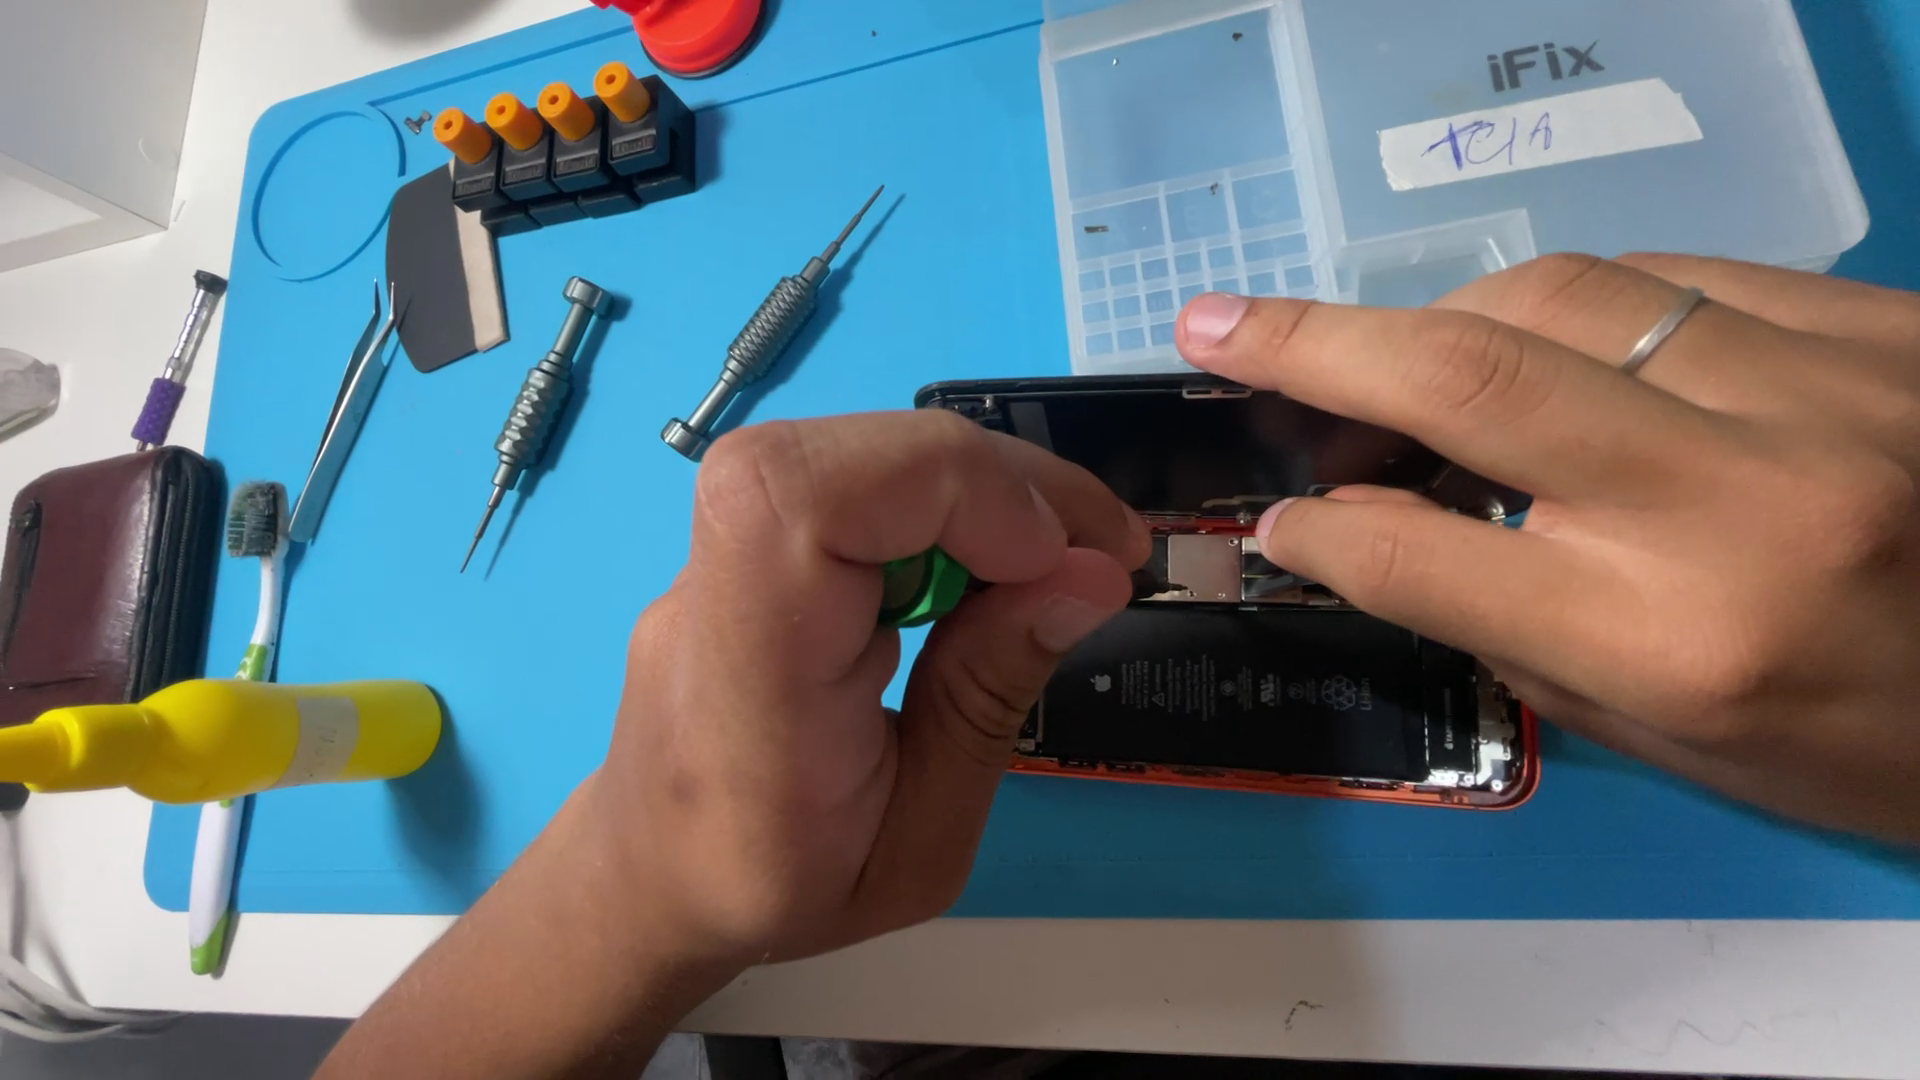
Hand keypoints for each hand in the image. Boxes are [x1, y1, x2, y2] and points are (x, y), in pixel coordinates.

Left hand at [320, 413, 1142, 1079]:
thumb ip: (990, 699)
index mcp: (744, 690)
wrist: (651, 875)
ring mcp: (717, 555)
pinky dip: (945, 498)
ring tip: (1062, 551)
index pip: (801, 505)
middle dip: (997, 479)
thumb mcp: (923, 840)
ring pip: (852, 451)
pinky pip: (852, 481)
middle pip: (836, 456)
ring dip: (981, 484)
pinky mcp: (745, 542)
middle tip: (1102, 543)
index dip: (947, 488)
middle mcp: (711, 595)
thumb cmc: (784, 885)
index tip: (1057, 558)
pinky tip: (989, 553)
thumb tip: (1090, 574)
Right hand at [1177, 255, 1919, 841]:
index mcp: (1667, 638)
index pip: (1416, 552)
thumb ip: (1482, 617)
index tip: (1270, 521)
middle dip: (1307, 345)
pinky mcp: (1883, 319)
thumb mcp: (1646, 730)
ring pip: (1549, 298)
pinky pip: (1653, 279)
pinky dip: (1546, 308)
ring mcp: (1828, 388)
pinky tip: (1525, 346)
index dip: (1315, 529)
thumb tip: (1348, 524)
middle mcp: (1736, 501)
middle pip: (1462, 381)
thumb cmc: (1858, 745)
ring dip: (1428, 326)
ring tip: (1384, 366)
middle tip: (1212, 323)